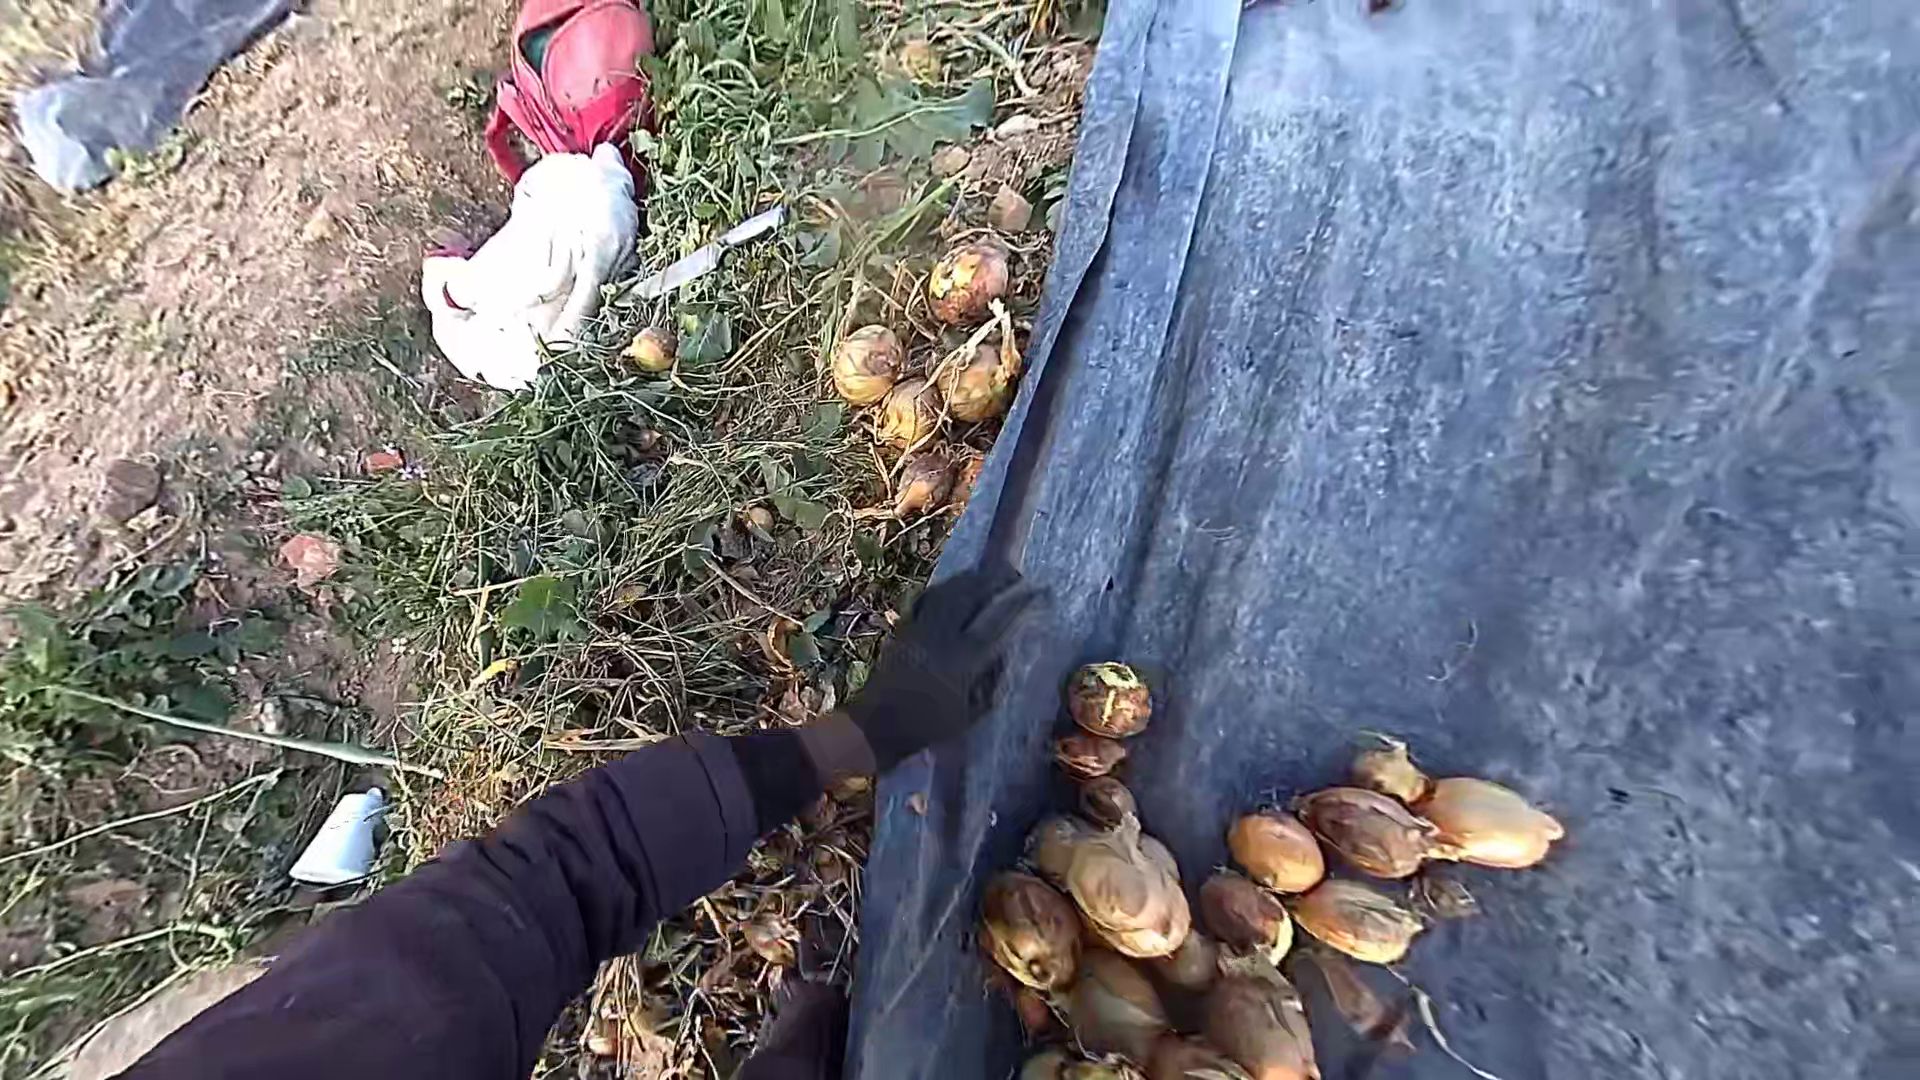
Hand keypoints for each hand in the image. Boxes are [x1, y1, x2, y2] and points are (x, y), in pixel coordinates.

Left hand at [840, 563, 1045, 771]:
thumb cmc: (929, 727)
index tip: (1039, 592)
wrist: (877, 726)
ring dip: (972, 578)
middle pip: (973, 595)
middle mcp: (942, 636)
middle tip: (1015, 575)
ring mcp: (920, 628)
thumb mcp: (972, 714)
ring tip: (990, 574)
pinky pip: (927, 598)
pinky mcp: (904, 627)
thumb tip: (1008, 650)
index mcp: (963, 660)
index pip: (999, 621)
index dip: (1022, 604)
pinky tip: (955, 586)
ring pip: (949, 591)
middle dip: (997, 580)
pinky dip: (945, 587)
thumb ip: (993, 680)